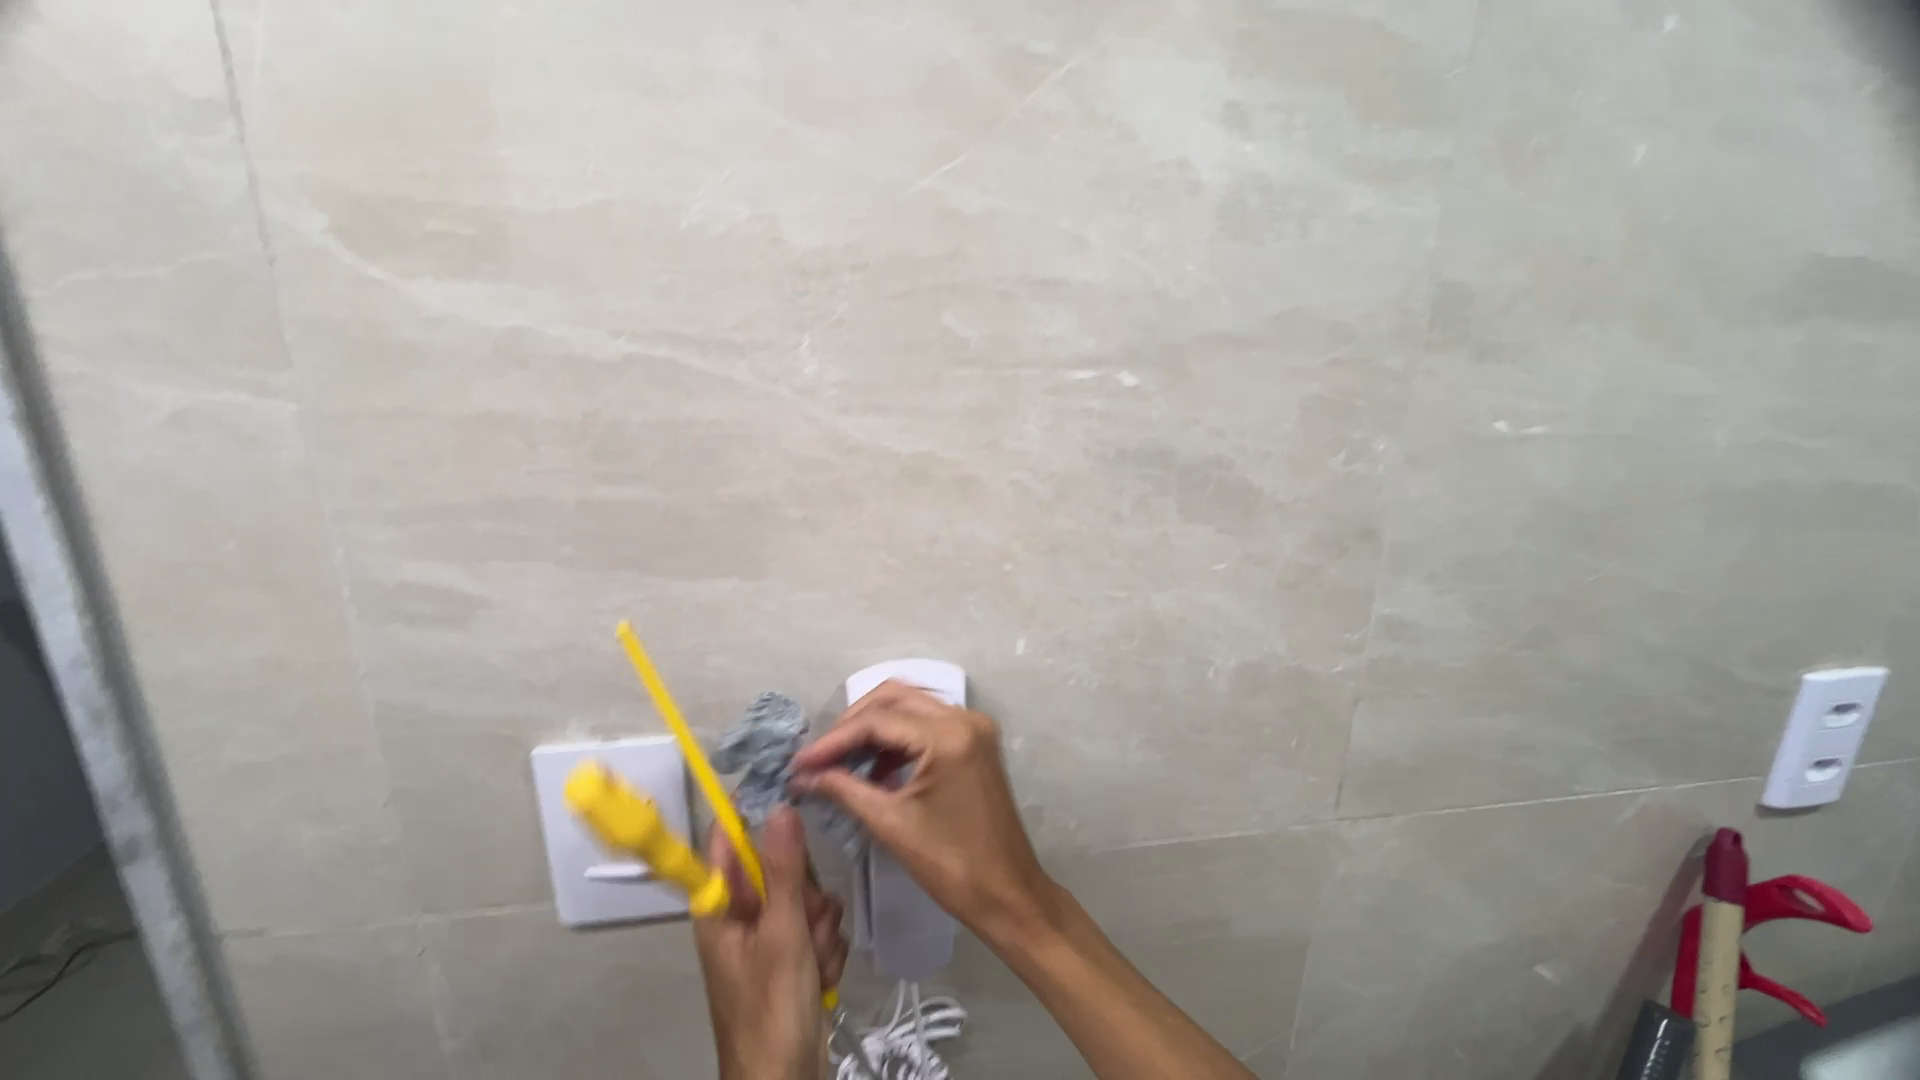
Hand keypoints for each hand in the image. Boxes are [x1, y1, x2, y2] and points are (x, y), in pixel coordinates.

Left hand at [693, 807, 845, 1079]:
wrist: (785, 1079)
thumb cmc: (772, 1008)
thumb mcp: (783, 933)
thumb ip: (785, 869)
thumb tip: (779, 806)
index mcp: (719, 905)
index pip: (727, 839)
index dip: (753, 816)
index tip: (790, 799)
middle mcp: (740, 914)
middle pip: (781, 867)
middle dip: (805, 895)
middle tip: (805, 924)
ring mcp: (768, 936)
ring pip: (807, 899)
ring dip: (819, 929)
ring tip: (813, 962)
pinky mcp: (792, 956)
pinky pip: (818, 929)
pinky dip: (825, 950)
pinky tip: (821, 975)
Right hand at [791, 681, 1056, 944]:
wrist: (1008, 894)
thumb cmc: (951, 865)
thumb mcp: (890, 824)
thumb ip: (844, 789)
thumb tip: (803, 776)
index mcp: (947, 736)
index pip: (877, 721)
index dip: (833, 740)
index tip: (799, 762)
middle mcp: (964, 719)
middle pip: (894, 699)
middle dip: (852, 725)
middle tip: (818, 757)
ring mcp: (974, 729)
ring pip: (911, 707)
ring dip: (873, 728)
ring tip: (839, 762)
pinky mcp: (975, 743)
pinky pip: (927, 724)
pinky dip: (897, 738)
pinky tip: (874, 768)